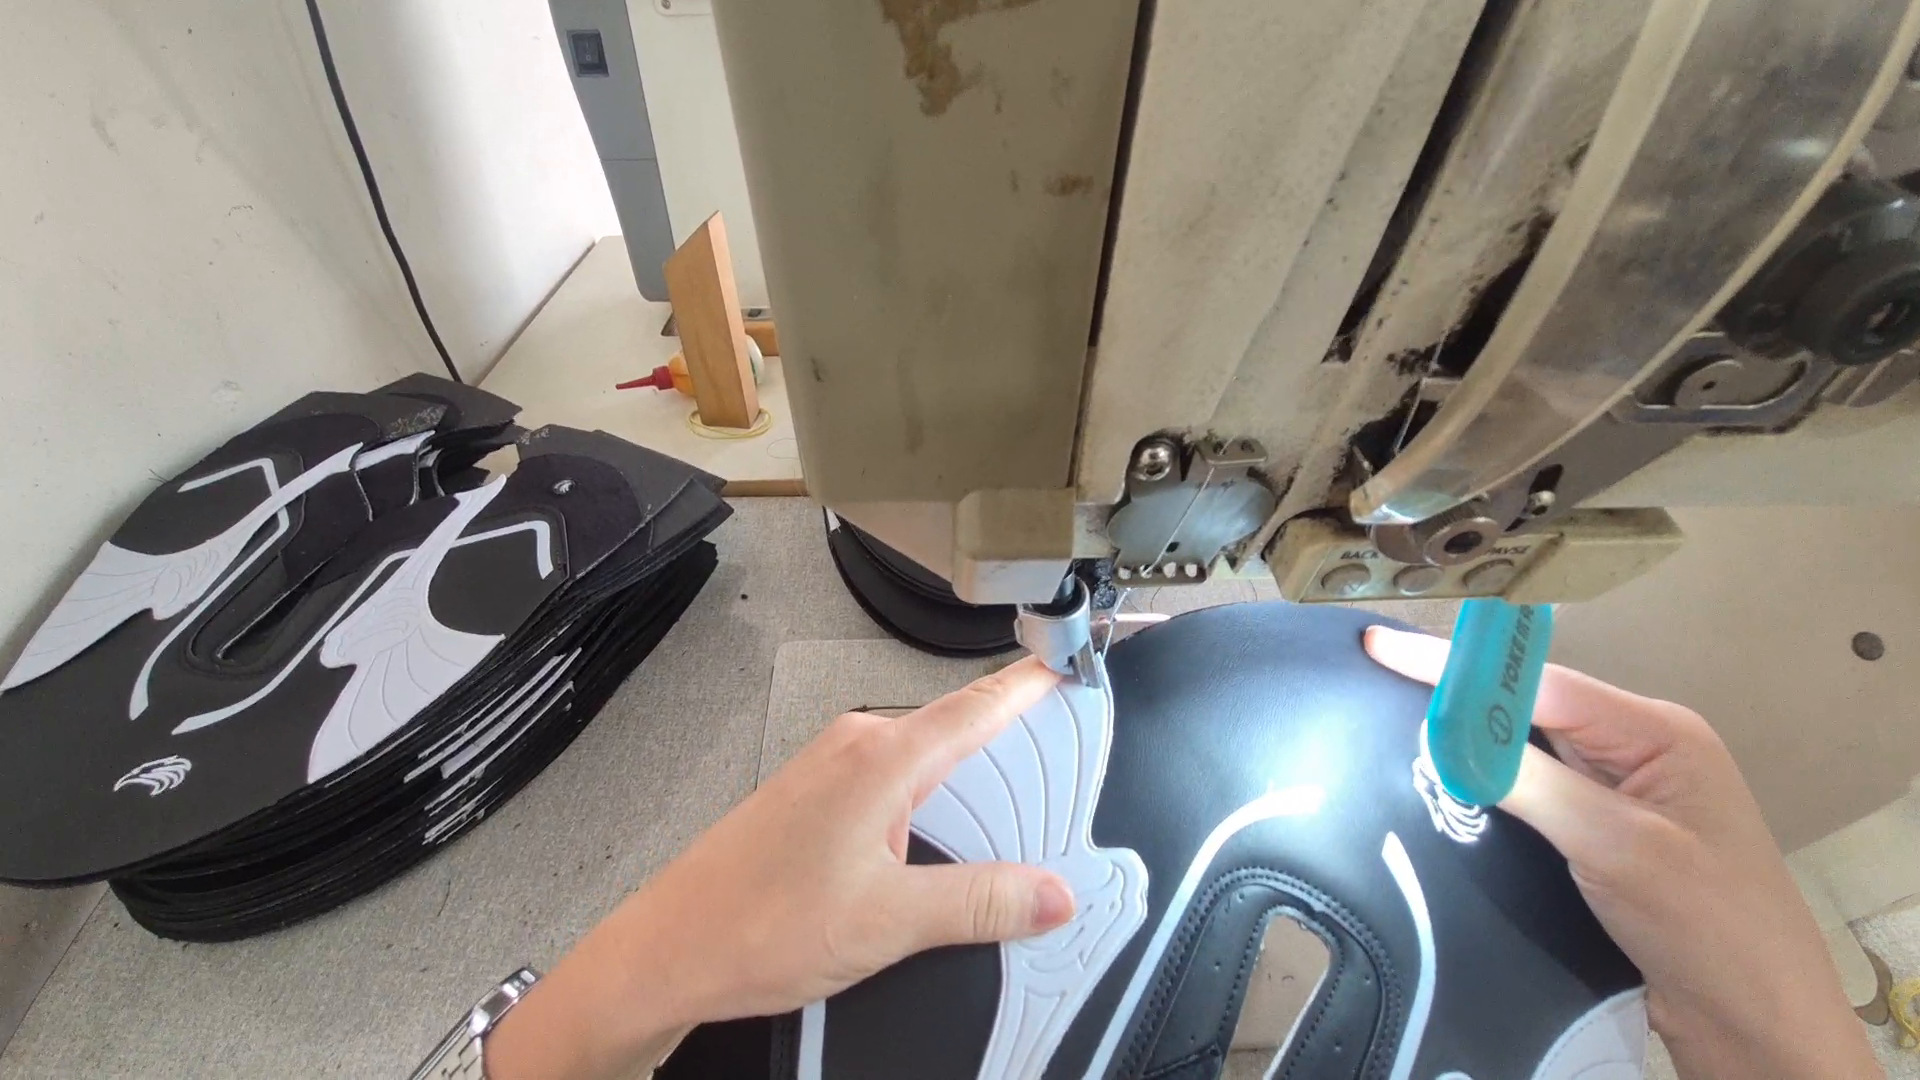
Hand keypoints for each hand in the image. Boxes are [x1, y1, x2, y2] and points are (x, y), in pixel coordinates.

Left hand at [486, 658, 1077, 1079]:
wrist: (666, 949)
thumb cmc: (757, 924)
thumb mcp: (889, 921)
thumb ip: (981, 902)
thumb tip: (1048, 894)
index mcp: (882, 759)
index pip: (978, 707)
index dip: (1028, 683)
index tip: (1062, 661)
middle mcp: (857, 746)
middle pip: (955, 730)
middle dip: (1007, 744)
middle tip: (1051, 764)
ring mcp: (832, 766)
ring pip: (923, 758)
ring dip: (965, 780)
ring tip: (1000, 818)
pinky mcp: (817, 791)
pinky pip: (892, 778)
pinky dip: (928, 798)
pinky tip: (933, 839)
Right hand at [1365, 627, 1878, 1079]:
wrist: (1758, 1026)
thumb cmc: (1707, 928)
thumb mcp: (1617, 846)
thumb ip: (1528, 780)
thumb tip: (1439, 732)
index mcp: (1657, 733)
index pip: (1536, 683)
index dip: (1454, 663)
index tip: (1380, 646)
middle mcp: (1634, 744)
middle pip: (1526, 699)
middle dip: (1453, 683)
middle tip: (1377, 668)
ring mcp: (1616, 781)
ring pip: (1522, 735)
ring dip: (1463, 724)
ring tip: (1392, 703)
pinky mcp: (1596, 817)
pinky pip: (1525, 773)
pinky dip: (1480, 763)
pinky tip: (1442, 761)